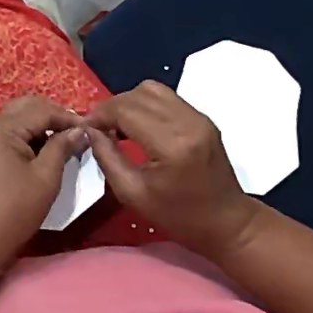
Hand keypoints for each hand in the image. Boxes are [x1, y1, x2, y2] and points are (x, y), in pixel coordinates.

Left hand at [0, 97, 90, 268]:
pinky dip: (33, 135)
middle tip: (80, 131)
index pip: (41, 110)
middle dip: (55, 116)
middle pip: (28, 107)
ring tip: (70, 139)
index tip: (93, 128)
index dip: (69, 117)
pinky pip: (14, 131)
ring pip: (21, 118)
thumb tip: (81, 130)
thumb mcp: (46, 176)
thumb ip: (62, 147)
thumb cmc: (16, 208)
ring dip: (45, 125)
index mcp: (2, 127)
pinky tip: (52, 146)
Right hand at [86, 81, 262, 259]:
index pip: (125, 110)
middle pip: (137, 95)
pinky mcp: (202, 118)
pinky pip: (166, 98)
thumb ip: (107, 157)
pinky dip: (144, 105)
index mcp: (171, 144)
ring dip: (128, 102)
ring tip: (117, 125)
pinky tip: (137, 126)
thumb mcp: (132, 194)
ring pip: (152, 90)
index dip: (100, 115)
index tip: (84, 128)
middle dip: (111, 107)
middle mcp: (188, 122)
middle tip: (97, 128)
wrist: (228, 223)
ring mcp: (199, 117)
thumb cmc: (179, 216)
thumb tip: (89, 131)